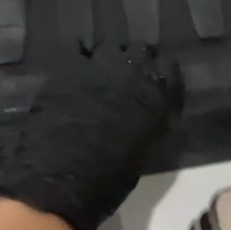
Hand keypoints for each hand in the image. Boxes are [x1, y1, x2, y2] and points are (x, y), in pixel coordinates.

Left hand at [0, 42, 181, 229]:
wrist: (62, 182)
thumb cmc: (110, 178)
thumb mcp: (147, 150)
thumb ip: (154, 123)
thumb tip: (158, 114)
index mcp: (156, 94)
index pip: (169, 67)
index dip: (161, 75)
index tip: (156, 85)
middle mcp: (131, 71)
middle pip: (139, 51)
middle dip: (135, 62)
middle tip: (126, 79)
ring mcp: (98, 65)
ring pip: (109, 47)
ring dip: (107, 59)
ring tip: (99, 74)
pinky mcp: (66, 67)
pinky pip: (75, 48)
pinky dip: (78, 55)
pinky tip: (75, 67)